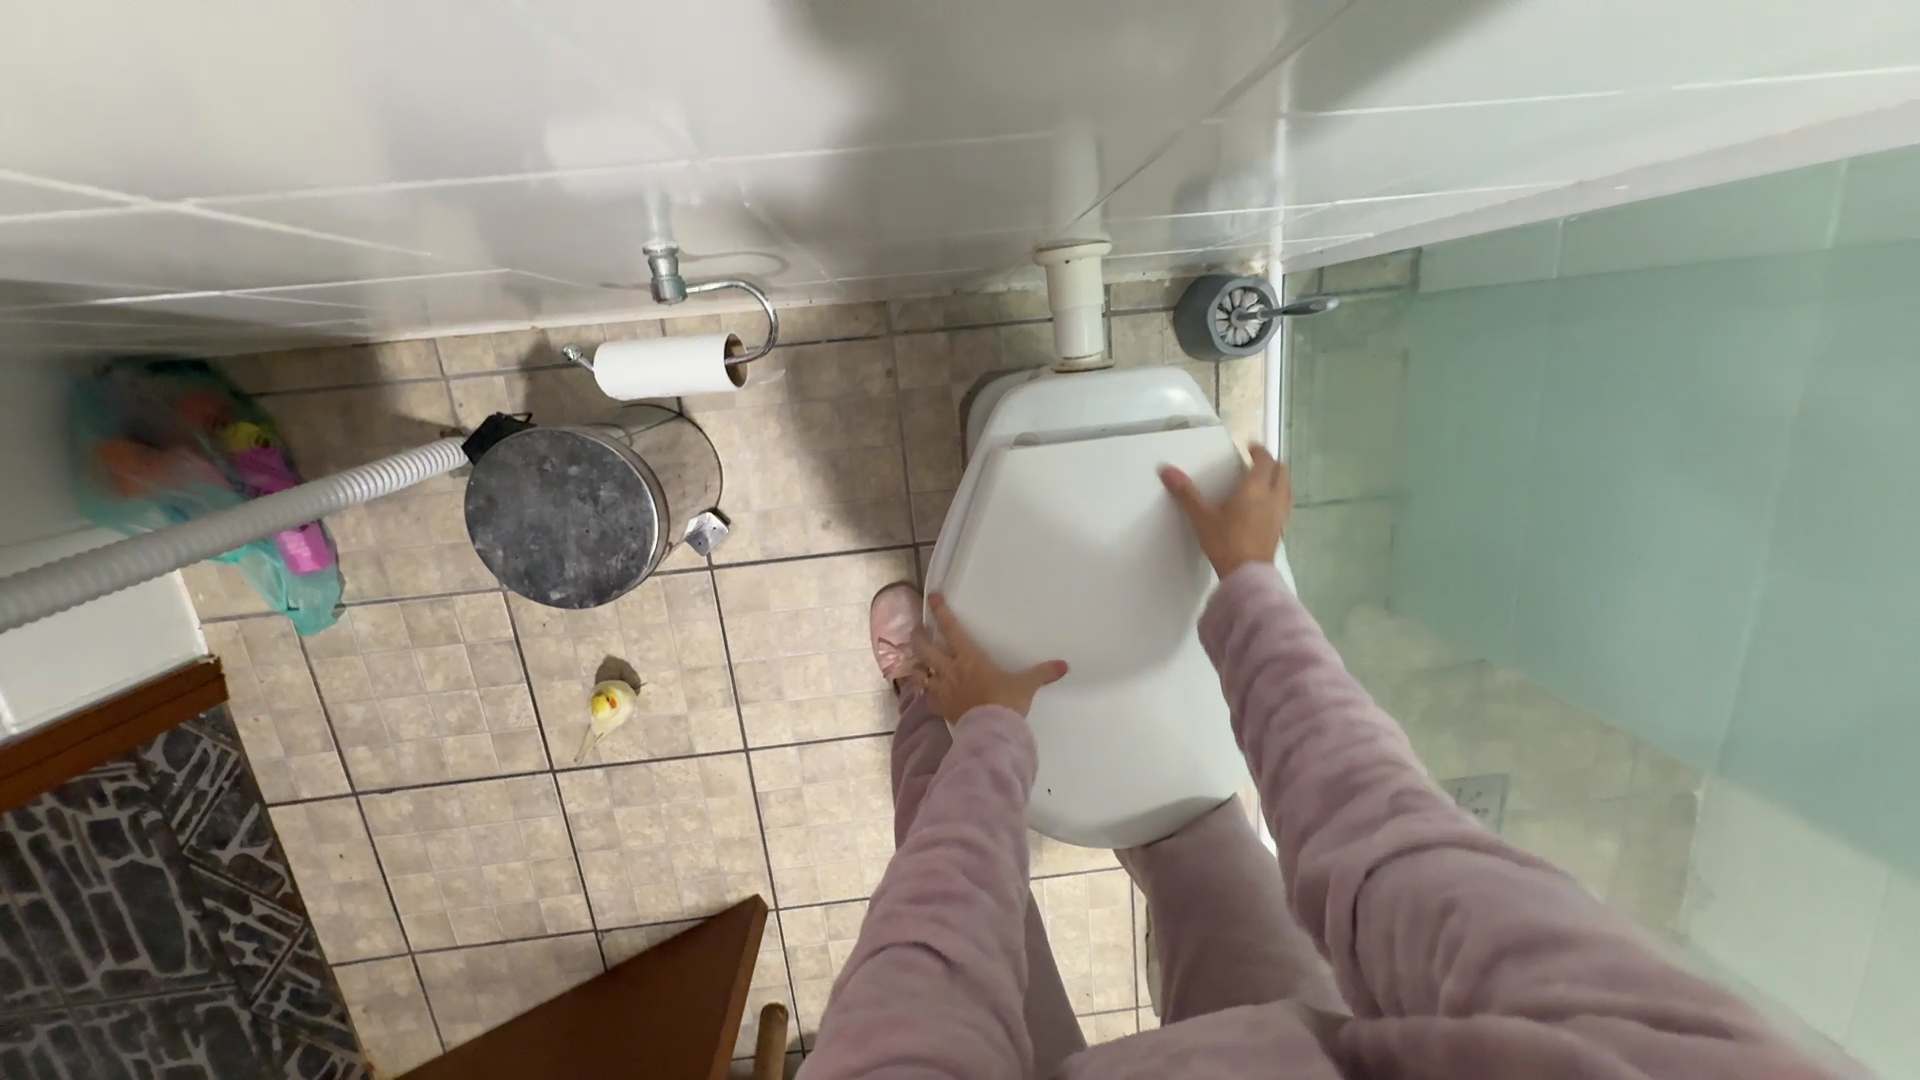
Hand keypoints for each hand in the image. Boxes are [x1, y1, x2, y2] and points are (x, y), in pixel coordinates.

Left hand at [914, 593, 1068, 721]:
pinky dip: (925, 693)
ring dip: (917, 665)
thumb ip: (1042, 673)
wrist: (991, 731)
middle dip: (918, 638)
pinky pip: (927, 697)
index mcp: (969, 657)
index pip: (951, 629)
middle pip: (925, 649)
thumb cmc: (1005, 702)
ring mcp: (942, 689)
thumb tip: (1064, 666)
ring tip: (917, 661)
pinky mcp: (941, 708)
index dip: (941, 611)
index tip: (934, 597)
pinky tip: (926, 692)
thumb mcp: (1026, 685)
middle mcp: (950, 669)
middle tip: (917, 631)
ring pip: (920, 672)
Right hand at [1160, 443, 1290, 578]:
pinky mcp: (1280, 529)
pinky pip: (1284, 504)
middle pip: (1281, 472)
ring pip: (1286, 488)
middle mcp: (1273, 497)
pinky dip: (1278, 497)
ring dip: (1278, 479)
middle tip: (1257, 462)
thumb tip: (1166, 469)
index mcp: (1255, 489)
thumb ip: (1186, 492)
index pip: (1264, 461)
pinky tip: (1266, 506)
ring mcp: (1280, 514)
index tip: (1250, 447)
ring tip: (1264, 481)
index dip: (1259, 451)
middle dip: (1271, 463)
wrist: (1246, 574)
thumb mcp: (1202, 517)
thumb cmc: (1225, 542)